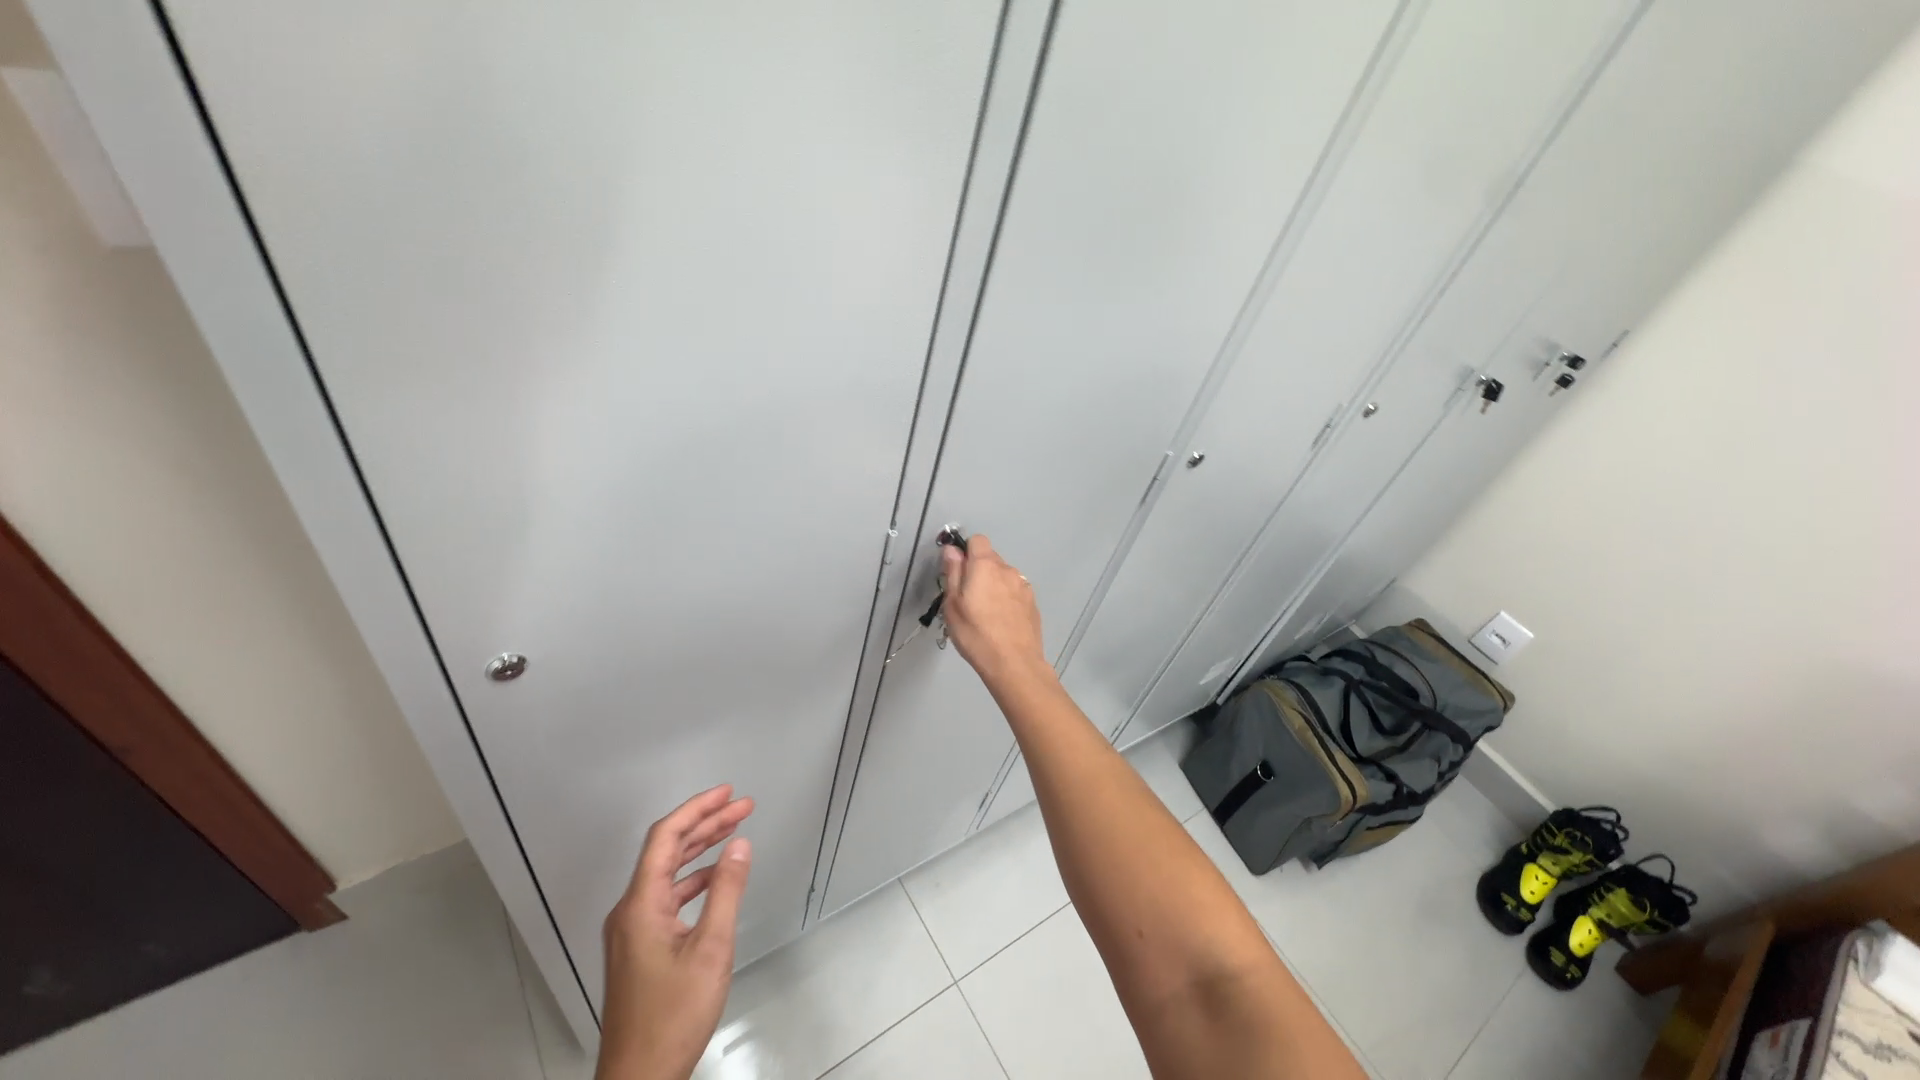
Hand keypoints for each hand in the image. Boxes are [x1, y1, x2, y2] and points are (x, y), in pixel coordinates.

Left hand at [597, 786, 754, 1079]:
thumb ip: (726, 891)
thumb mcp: (711, 950)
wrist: (639, 1076)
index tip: (728, 792)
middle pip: (666, 852)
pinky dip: (693, 880)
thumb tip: (739, 845)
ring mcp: (632, 931)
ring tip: (735, 831)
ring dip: (700, 850)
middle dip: (705, 824)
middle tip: (742, 806)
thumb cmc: (674, 1014)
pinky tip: (715, 879)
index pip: (665, 838)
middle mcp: (630, 911)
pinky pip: (666, 898)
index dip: (697, 809)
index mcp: (640, 905)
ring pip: (667, 874)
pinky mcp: (639, 949)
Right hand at [939, 533, 1048, 687]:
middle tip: (968, 598)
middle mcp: (1007, 569)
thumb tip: (952, 550)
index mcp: (985, 565)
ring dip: (994, 585)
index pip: (977, 540)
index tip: (958, 570)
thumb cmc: (976, 633)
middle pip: (990, 559)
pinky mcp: (1033, 602)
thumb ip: (953, 573)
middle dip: (978, 571)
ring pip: (1003, 576)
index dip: (966, 551)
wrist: (1014, 663)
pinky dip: (1007, 599)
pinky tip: (1001, 621)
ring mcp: (1023, 585)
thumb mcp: (953, 604)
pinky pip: (1015, 591)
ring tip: (986, 613)